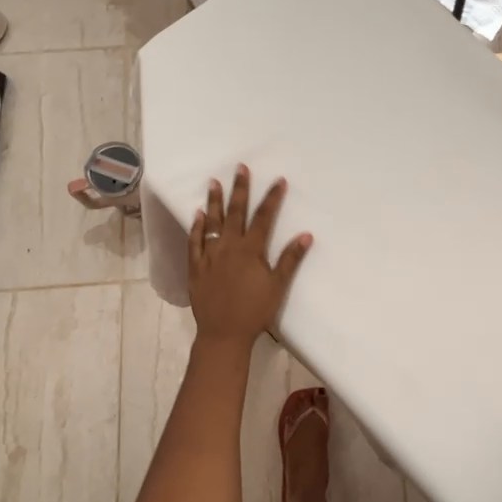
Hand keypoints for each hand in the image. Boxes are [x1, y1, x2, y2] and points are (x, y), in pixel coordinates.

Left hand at [188, 165, 312, 346]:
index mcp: (251, 250)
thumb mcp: (278, 286)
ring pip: (212, 222)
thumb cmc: (255, 311)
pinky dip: (197, 227)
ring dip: (214, 202)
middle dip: (240, 189)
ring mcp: (210, 255)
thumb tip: (306, 235)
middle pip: (236, 212)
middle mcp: (229, 247)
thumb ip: (290, 259)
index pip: (263, 218)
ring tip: (214, 183)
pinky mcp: (196, 267)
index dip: (272, 198)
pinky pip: (195, 242)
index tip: (278, 180)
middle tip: (241, 168)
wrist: (223, 333)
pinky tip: (198, 215)